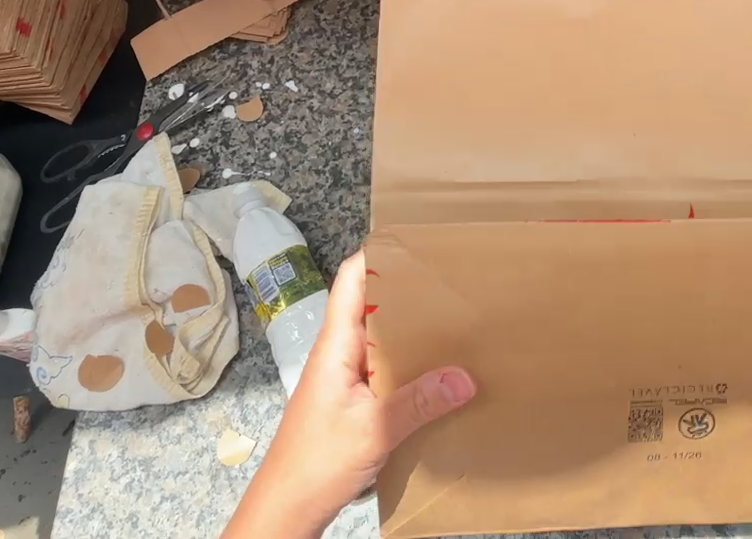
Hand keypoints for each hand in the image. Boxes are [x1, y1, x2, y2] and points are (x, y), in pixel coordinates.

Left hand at [223, 251, 475, 538]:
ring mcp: (345, 375)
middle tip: (450, 279)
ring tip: (453, 320)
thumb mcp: (373, 430)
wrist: (285, 511)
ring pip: (381, 336)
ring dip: (410, 327)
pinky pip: (385, 366)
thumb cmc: (315, 462)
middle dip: (407, 288)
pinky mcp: (353, 400)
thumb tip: (466, 376)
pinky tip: (437, 372)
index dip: (378, 253)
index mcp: (336, 342)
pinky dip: (409, 361)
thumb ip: (419, 402)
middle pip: (372, 302)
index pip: (352, 278)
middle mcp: (340, 350)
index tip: (416, 241)